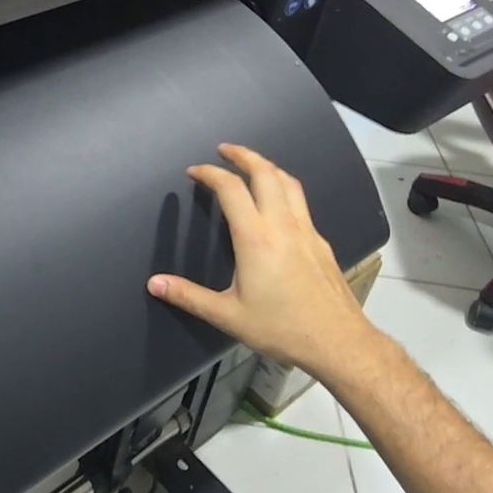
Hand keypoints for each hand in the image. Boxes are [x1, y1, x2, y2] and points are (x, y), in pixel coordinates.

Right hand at [147, 144, 379, 379]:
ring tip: (251, 166)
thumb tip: (154, 284)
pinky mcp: (321, 243)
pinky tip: (277, 205)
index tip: (194, 171)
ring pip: (289, 183)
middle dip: (243, 155)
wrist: (339, 342)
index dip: (210, 173)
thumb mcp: (228, 316)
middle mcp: (282, 225)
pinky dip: (284, 189)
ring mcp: (306, 231)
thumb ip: (189, 297)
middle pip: (265, 173)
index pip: (230, 189)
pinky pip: (301, 203)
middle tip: (225, 150)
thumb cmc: (282, 328)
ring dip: (267, 167)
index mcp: (255, 237)